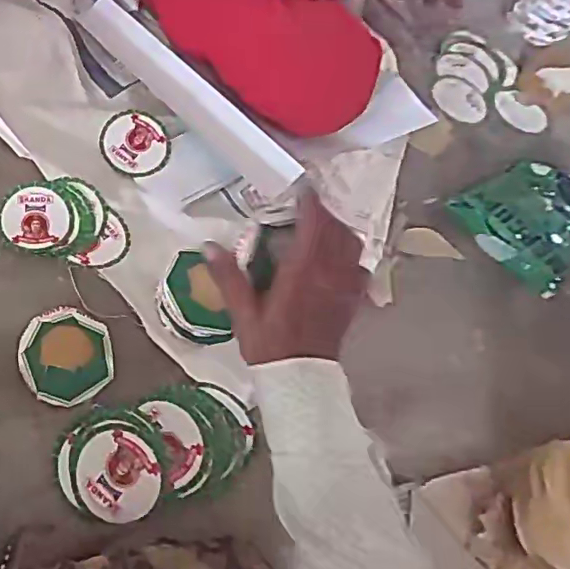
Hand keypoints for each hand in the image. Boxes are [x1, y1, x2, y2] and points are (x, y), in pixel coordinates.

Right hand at [203, 190, 367, 364]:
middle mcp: (330, 274)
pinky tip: (335, 259)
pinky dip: (350, 255)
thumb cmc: (269, 344)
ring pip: (352, 244)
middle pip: (337, 229)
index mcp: (302, 272)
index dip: (310, 202)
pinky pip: (360, 266)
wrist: (299, 378)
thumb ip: (228, 277)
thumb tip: (209, 246)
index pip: (314, 224)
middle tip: (304, 209)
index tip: (300, 189)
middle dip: (323, 213)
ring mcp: (346, 286)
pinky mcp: (353, 299)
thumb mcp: (242, 312)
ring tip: (319, 230)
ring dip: (338, 230)